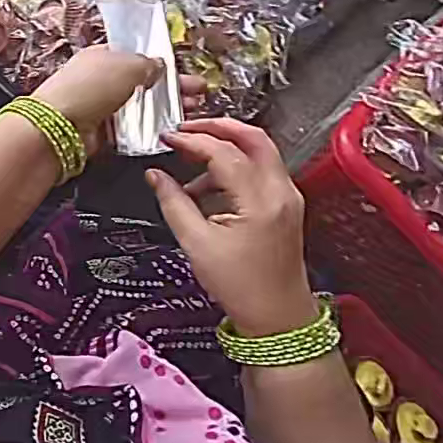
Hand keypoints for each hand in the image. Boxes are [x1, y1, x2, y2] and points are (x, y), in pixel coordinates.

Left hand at [30, 46, 210, 156]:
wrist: (58, 127)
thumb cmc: (91, 86)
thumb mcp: (127, 65)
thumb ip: (148, 64)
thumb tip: (159, 66)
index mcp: (103, 56)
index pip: (136, 55)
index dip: (161, 62)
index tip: (184, 71)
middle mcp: (101, 81)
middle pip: (142, 83)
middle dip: (171, 89)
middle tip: (198, 94)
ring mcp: (101, 108)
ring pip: (139, 108)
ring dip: (165, 111)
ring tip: (191, 114)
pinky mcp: (101, 134)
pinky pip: (130, 131)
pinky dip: (148, 131)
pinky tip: (168, 132)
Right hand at [147, 117, 316, 336]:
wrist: (276, 316)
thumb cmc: (238, 285)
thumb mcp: (196, 244)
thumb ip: (173, 203)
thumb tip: (155, 175)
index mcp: (260, 200)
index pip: (225, 152)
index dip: (192, 140)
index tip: (167, 138)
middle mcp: (281, 190)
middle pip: (253, 137)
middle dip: (216, 126)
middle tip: (185, 129)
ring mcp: (287, 195)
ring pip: (259, 151)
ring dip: (224, 148)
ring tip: (190, 168)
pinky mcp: (285, 203)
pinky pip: (260, 170)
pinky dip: (233, 167)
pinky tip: (207, 187)